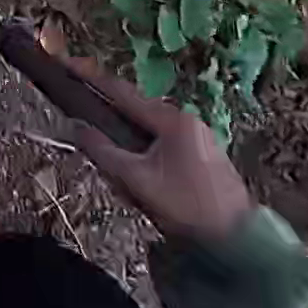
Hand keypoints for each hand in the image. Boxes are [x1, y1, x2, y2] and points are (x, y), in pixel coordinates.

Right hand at [63, 55, 252, 244]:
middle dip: (107, 116)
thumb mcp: (139, 182)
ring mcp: (194, 134)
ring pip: (146, 127)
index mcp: (170, 118)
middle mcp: (183, 117)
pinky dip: (141, 149)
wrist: (242, 244)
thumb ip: (105, 152)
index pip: (120, 90)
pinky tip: (138, 174)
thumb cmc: (189, 209)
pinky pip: (159, 140)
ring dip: (125, 139)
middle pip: (133, 108)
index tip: (65, 62)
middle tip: (82, 124)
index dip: (89, 75)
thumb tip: (77, 128)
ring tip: (117, 170)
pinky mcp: (199, 152)